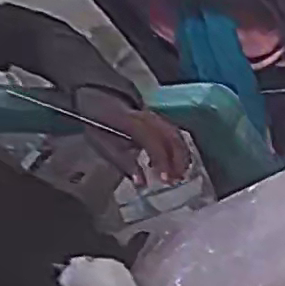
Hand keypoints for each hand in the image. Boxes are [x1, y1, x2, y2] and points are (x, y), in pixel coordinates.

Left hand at [72, 86, 192, 183]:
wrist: (101, 103)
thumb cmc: (102, 127)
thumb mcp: (105, 145)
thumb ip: (124, 163)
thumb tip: (141, 182)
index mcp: (131, 122)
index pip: (154, 141)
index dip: (162, 161)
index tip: (164, 179)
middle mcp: (149, 118)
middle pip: (172, 140)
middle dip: (177, 162)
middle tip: (176, 180)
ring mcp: (158, 119)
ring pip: (179, 139)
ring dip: (183, 159)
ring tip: (180, 176)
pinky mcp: (164, 123)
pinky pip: (179, 138)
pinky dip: (182, 154)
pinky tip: (178, 166)